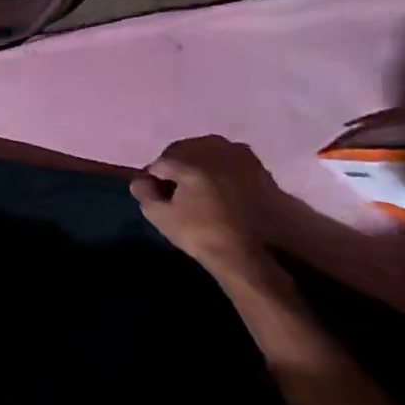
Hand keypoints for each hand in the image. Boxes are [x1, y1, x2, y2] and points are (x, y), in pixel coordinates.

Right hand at [130, 136, 277, 280]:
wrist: (261, 256)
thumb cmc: (204, 234)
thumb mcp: (161, 216)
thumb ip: (143, 192)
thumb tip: (141, 180)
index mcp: (190, 161)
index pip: (159, 162)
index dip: (153, 178)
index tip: (155, 193)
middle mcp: (216, 152)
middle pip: (184, 149)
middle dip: (175, 163)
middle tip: (174, 185)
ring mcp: (243, 160)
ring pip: (210, 149)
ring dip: (200, 160)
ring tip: (198, 182)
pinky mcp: (263, 171)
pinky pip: (233, 159)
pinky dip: (222, 166)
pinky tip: (222, 185)